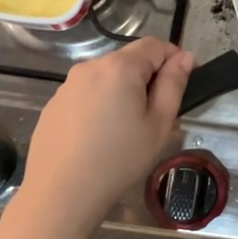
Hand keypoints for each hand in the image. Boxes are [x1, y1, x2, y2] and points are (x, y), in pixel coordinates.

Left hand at [18, 38, 194, 229]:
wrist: (62, 192)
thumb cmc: (119, 159)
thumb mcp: (158, 124)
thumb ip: (173, 85)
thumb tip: (184, 58)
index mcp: (120, 67)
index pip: (155, 45)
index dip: (175, 59)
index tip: (183, 86)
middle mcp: (90, 67)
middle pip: (129, 60)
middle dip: (148, 79)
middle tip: (157, 117)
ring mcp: (67, 86)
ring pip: (107, 79)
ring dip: (123, 93)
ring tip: (127, 131)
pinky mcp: (54, 105)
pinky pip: (86, 95)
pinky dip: (100, 106)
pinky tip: (99, 138)